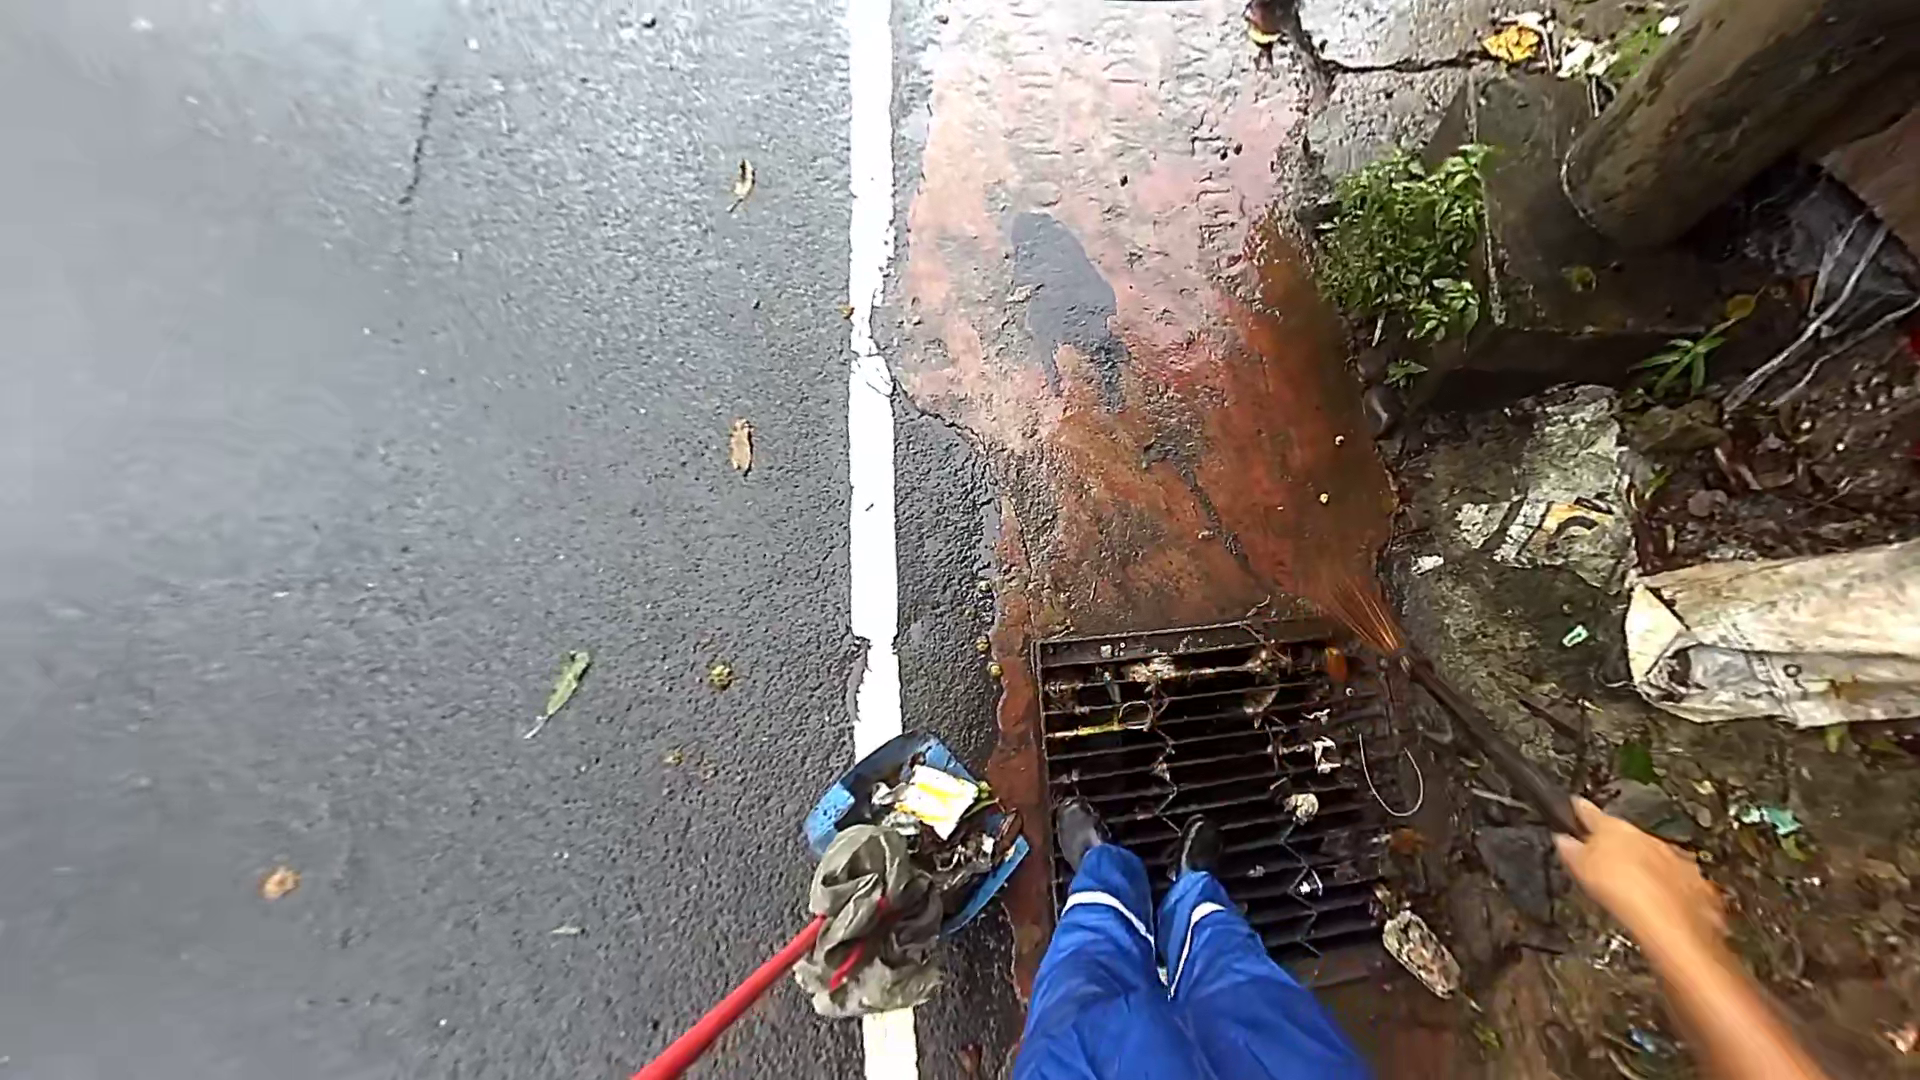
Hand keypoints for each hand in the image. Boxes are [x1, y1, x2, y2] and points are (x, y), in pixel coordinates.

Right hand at [1554, 797, 1725, 955]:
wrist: (1672, 929)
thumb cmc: (1621, 892)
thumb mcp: (1576, 865)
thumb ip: (1568, 847)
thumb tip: (1563, 840)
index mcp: (1614, 827)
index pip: (1589, 810)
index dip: (1579, 808)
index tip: (1576, 804)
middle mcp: (1649, 839)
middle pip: (1627, 836)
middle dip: (1616, 845)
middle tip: (1602, 860)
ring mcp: (1680, 863)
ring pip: (1656, 858)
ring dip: (1645, 867)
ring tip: (1631, 887)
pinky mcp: (1703, 889)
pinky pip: (1680, 883)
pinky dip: (1670, 889)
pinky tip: (1658, 904)